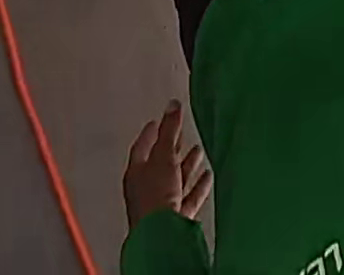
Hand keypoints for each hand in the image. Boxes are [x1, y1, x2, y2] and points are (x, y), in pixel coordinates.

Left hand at [123, 100, 211, 227]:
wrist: (162, 237)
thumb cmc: (155, 198)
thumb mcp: (164, 155)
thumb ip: (170, 130)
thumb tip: (172, 105)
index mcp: (136, 171)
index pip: (143, 145)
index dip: (152, 131)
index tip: (160, 119)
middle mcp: (146, 188)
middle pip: (160, 162)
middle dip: (172, 147)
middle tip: (181, 132)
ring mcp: (161, 204)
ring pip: (175, 179)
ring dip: (187, 165)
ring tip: (198, 151)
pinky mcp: (176, 218)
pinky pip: (188, 197)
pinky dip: (197, 185)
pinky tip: (207, 176)